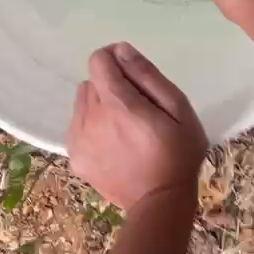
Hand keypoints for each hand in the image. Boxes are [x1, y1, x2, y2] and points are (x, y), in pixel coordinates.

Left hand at [67, 44, 207, 209]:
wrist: (160, 203)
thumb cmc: (178, 151)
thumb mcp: (177, 107)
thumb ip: (147, 75)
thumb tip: (121, 50)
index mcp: (116, 104)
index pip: (97, 60)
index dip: (115, 59)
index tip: (133, 74)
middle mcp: (90, 118)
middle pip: (92, 82)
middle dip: (112, 86)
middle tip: (138, 108)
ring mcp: (78, 141)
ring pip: (83, 103)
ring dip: (101, 106)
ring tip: (126, 126)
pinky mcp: (75, 159)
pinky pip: (78, 126)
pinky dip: (93, 127)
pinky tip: (115, 143)